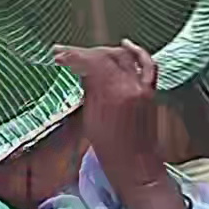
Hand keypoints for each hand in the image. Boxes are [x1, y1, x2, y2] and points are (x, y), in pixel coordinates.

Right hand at [53, 41, 181, 208]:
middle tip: (64, 53)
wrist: (135, 165)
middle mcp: (132, 84)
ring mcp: (143, 85)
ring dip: (103, 52)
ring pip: (123, 57)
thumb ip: (90, 88)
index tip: (57, 54)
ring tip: (85, 54)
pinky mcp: (150, 89)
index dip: (74, 55)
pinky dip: (135, 52)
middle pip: (107, 56)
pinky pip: (145, 64)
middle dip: (84, 53)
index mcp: (114, 92)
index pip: (93, 61)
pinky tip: (124, 44)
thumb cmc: (107, 146)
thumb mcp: (90, 115)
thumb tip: (81, 69)